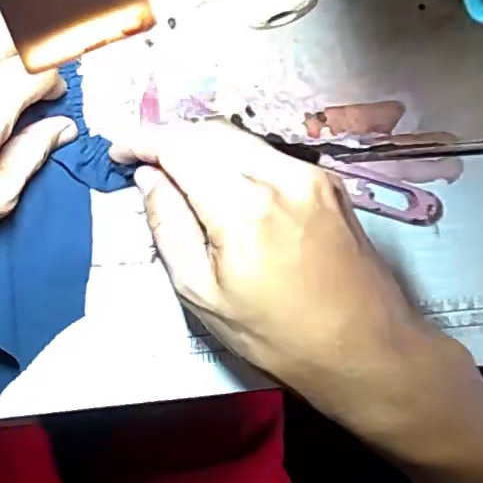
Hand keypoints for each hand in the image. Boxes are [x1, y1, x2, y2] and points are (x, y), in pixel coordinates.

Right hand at [114, 123, 482, 446]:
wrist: (364, 349)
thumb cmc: (277, 336)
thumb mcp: (202, 294)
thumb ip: (169, 228)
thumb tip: (149, 180)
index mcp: (244, 209)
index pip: (180, 148)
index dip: (142, 141)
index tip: (119, 149)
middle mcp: (280, 178)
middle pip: (209, 133)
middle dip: (168, 138)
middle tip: (142, 159)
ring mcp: (310, 175)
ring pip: (239, 138)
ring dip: (200, 145)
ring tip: (175, 169)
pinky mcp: (328, 182)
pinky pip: (268, 154)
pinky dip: (234, 156)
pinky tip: (221, 180)